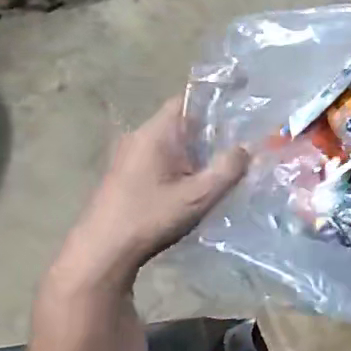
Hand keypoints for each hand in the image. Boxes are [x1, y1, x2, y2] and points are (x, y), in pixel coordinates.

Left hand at [59, 96, 248, 284]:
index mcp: (156, 133)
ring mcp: (129, 156)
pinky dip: (183, 162)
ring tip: (227, 160)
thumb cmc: (149, 218)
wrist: (102, 253)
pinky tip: (198, 181)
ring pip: (172, 142)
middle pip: (182, 121)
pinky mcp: (126, 175)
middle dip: (212, 128)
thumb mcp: (197, 196)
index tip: (242, 101)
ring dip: (198, 149)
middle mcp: (140, 137)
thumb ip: (227, 169)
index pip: (187, 100)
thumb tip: (248, 148)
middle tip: (244, 136)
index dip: (215, 98)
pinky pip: (162, 158)